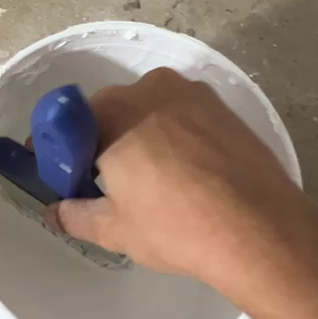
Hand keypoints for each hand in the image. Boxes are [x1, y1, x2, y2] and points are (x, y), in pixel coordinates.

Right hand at [52, 68, 315, 295]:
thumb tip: (57, 210)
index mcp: (111, 114)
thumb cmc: (177, 227)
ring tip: (152, 181)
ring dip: (139, 136)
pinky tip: (186, 172)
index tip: (62, 177)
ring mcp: (190, 93)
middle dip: (100, 142)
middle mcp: (148, 89)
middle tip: (107, 185)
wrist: (260, 227)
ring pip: (148, 110)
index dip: (57, 152)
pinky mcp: (223, 106)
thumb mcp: (116, 229)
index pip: (65, 124)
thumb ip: (77, 215)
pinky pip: (182, 115)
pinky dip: (174, 135)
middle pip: (108, 112)